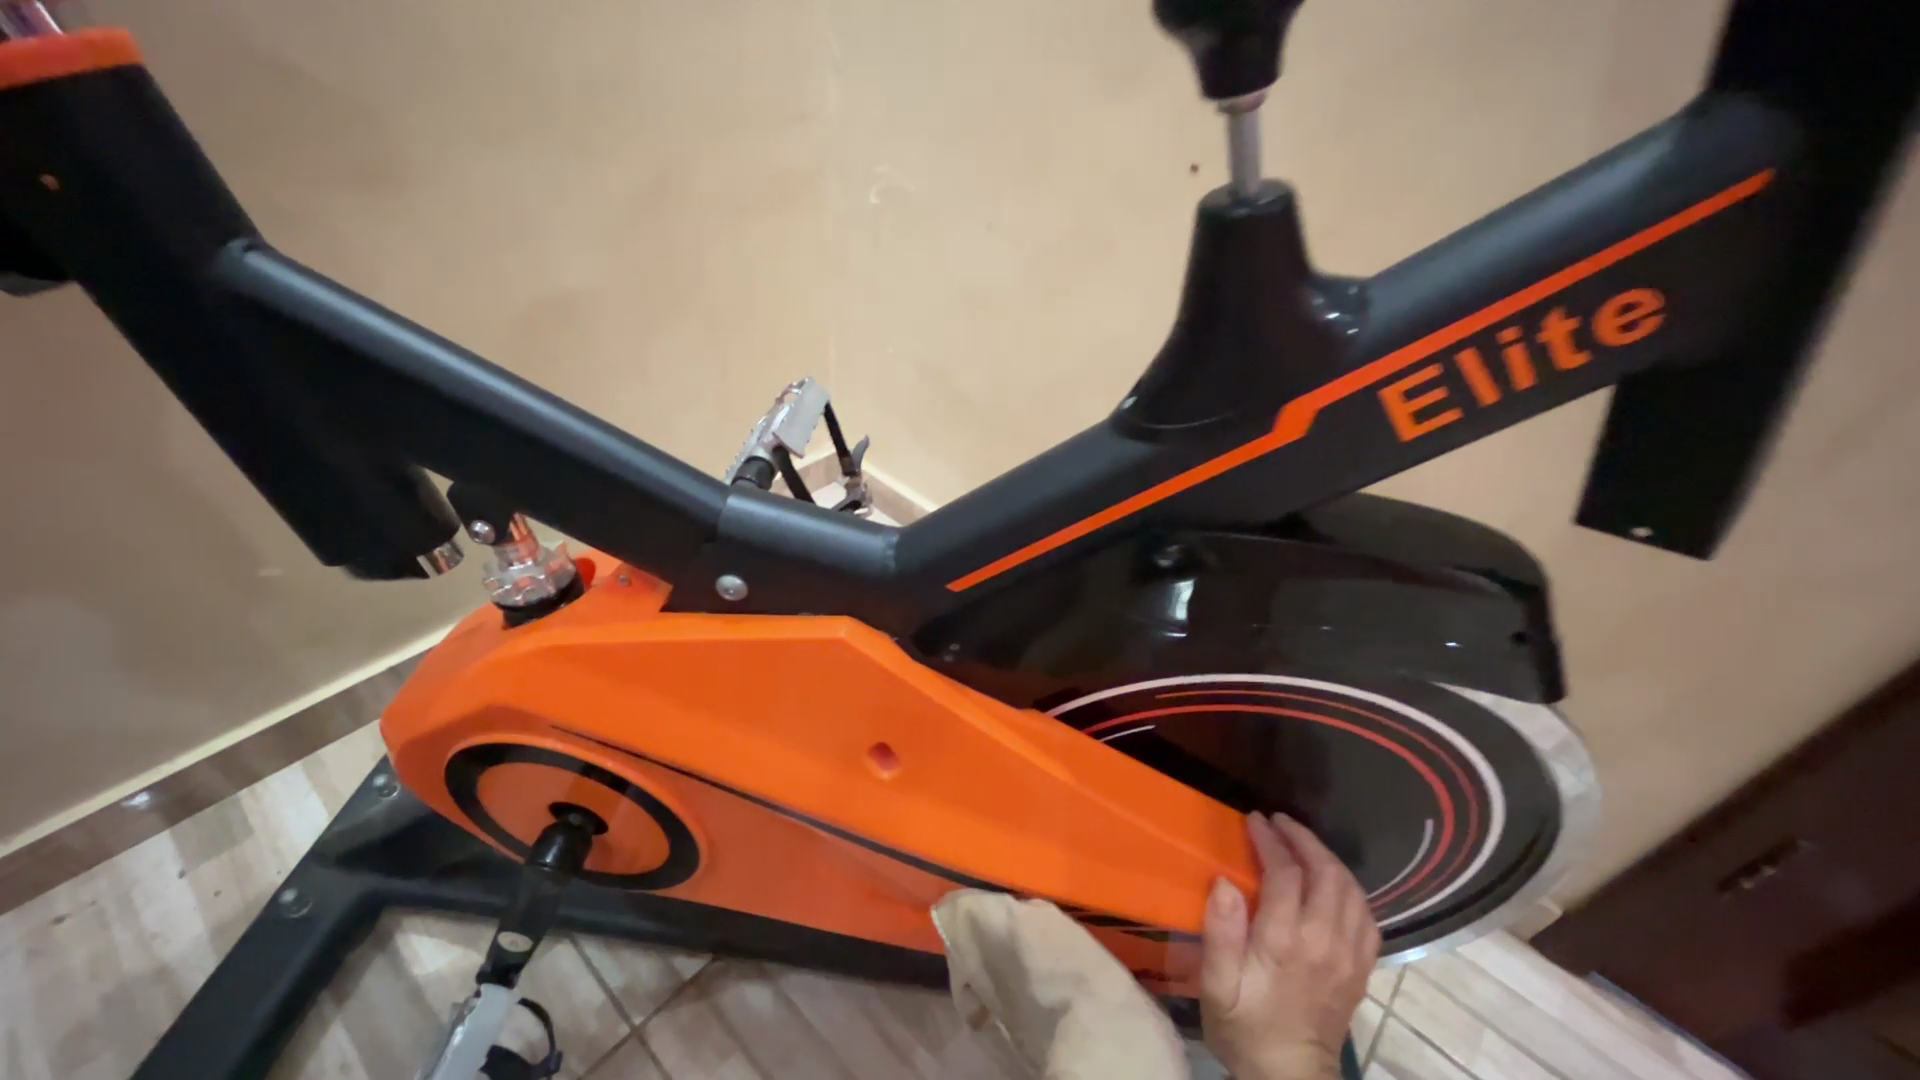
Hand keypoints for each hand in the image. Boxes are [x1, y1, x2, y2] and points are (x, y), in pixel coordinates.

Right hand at [1200, 812, 1381, 1079]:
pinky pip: (1366, 914)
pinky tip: (1332, 883)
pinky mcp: (1361, 968)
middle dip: (1303, 839)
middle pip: (1326, 872)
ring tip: (1303, 843)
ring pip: (1351, 889)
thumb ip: (1221, 931)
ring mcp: (1349, 955)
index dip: (1270, 840)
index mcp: (1286, 941)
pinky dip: (1349, 888)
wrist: (1288, 1076)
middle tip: (1279, 822)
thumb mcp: (1217, 984)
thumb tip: (1225, 881)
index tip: (1253, 820)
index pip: (1286, 873)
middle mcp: (1325, 941)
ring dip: (1328, 858)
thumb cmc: (1243, 1026)